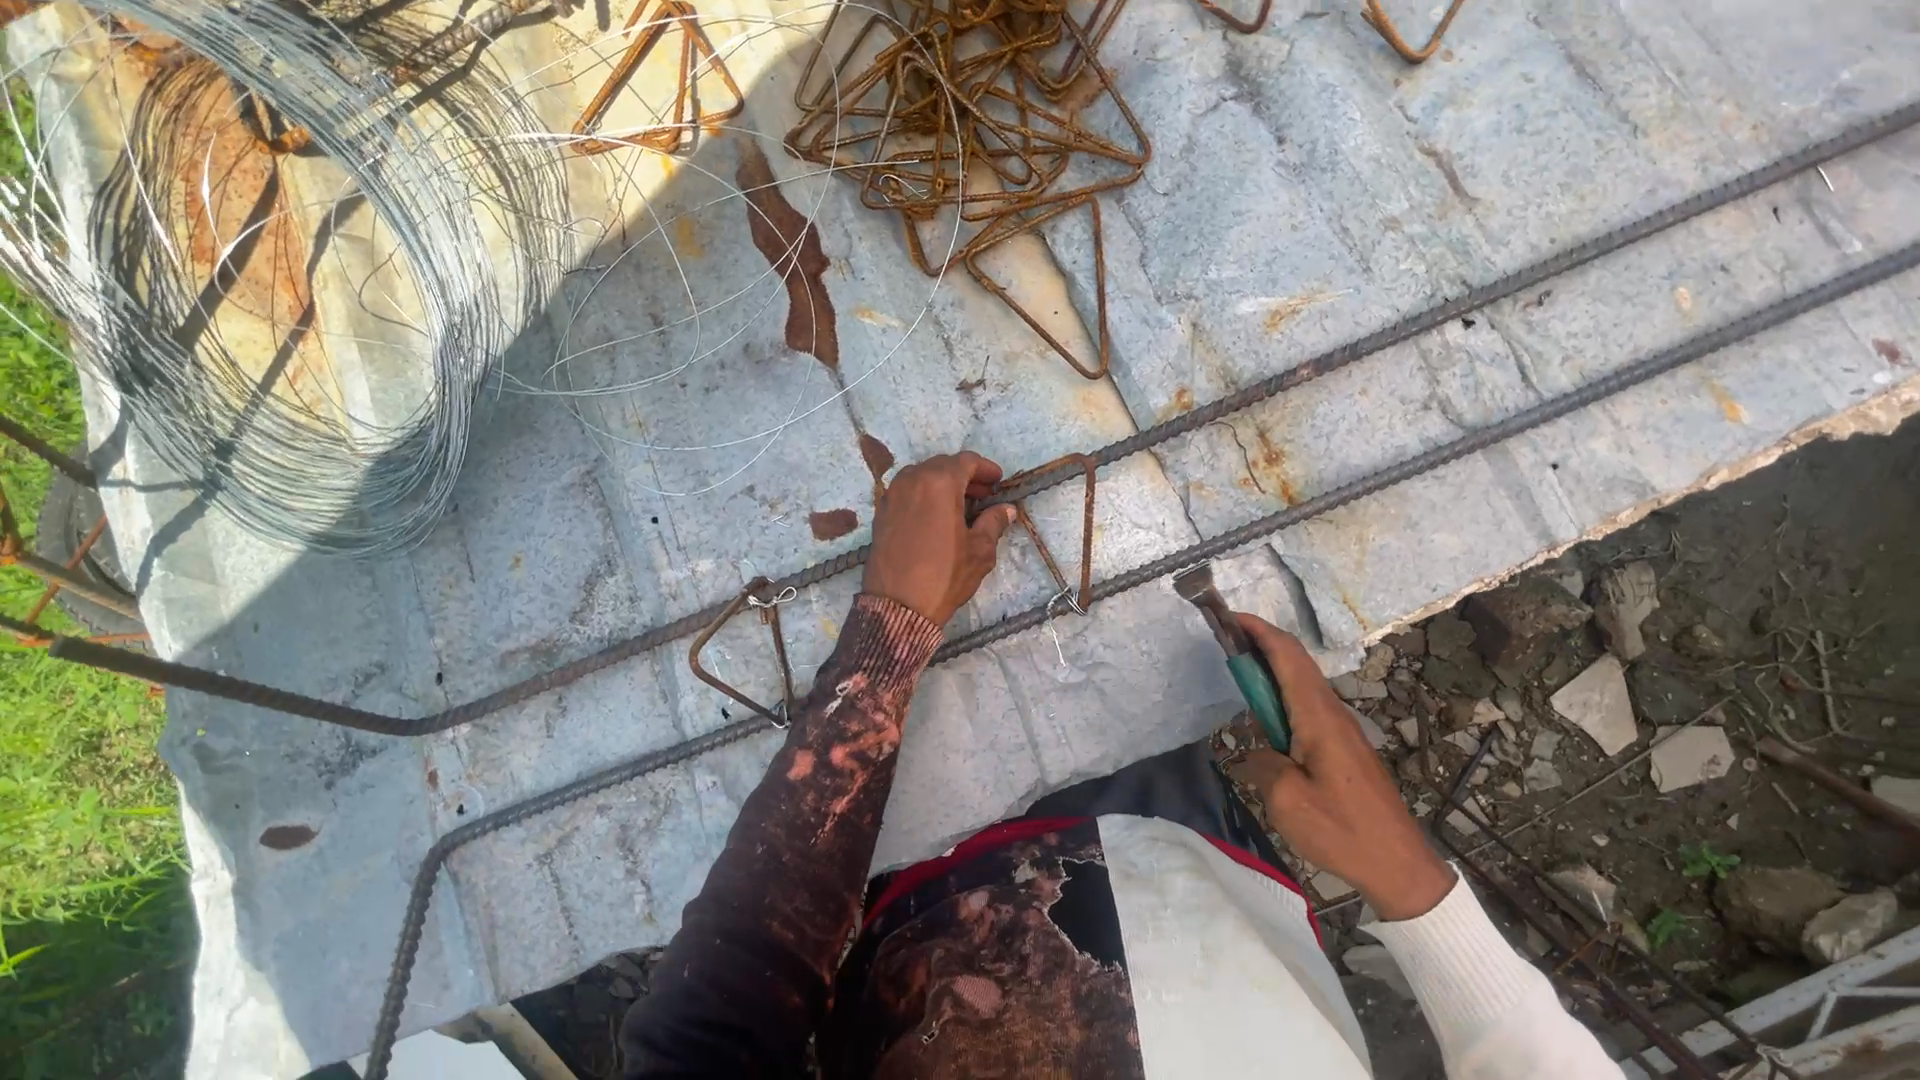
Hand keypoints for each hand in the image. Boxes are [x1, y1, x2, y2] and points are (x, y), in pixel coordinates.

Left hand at [863, 452, 1018, 626]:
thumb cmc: (944, 575)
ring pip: (922, 477)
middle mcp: (912, 480)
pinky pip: (907, 492)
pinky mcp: (881, 513)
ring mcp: (892, 495)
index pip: (966, 461)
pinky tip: (936, 517)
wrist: (897, 606)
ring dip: (943, 485)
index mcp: (939, 483)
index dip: (986, 468)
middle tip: (984, 495)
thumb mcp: (979, 550)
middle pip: (942, 466)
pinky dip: (924, 496)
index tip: (998, 482)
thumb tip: (1006, 509)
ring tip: (961, 507)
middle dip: (965, 476)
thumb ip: (993, 523)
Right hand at [1229, 614, 1455, 920]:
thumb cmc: (1341, 831)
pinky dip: (1282, 696)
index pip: (1288, 657)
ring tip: (1238, 673)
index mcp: (1318, 718)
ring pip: (1303, 685)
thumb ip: (1261, 763)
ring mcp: (1342, 731)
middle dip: (1262, 643)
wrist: (1399, 866)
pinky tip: (1265, 715)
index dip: (1260, 631)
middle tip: (1225, 641)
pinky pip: (1308, 708)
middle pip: (1297, 663)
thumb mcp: (1286, 801)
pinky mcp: (1344, 749)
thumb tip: (1256, 749)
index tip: (1229, 618)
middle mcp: (1333, 714)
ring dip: (1271, 671)